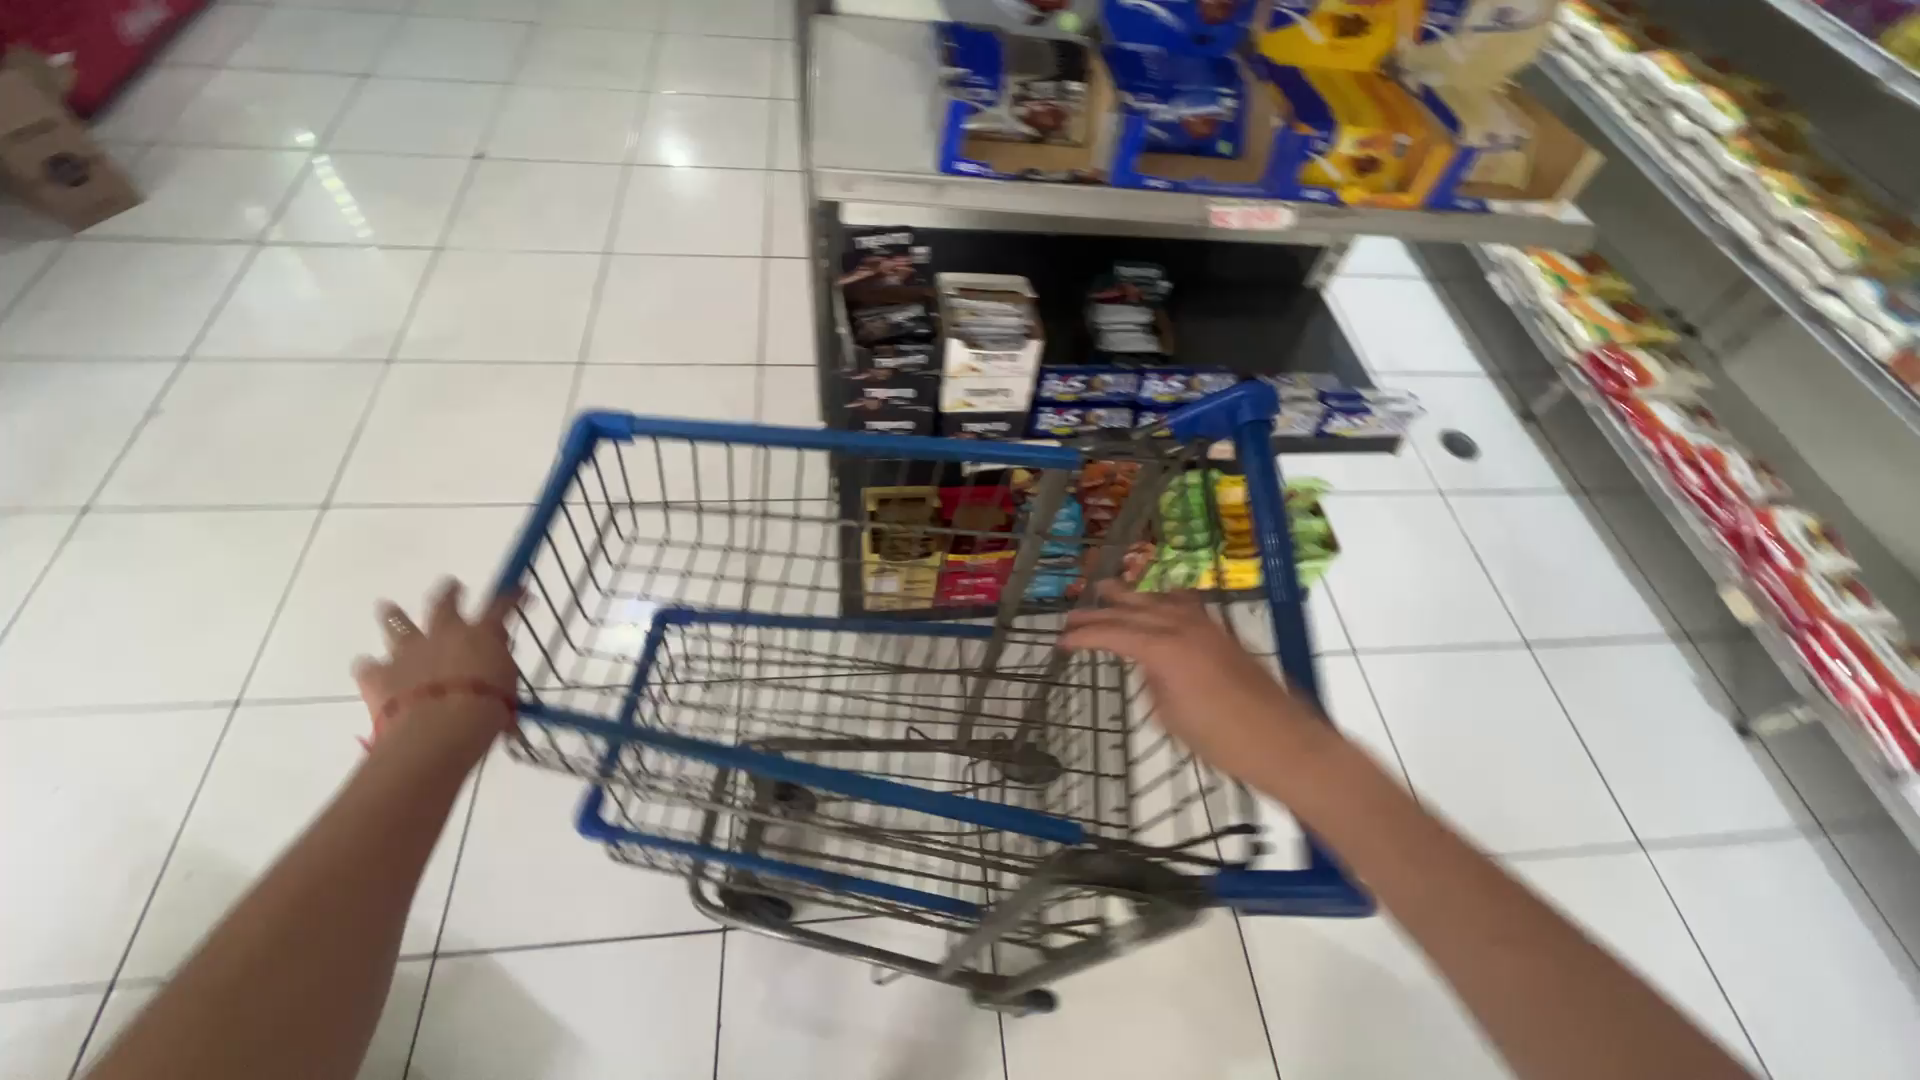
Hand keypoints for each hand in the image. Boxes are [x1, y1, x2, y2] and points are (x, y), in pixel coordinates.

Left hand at [351, 578, 520, 759]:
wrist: (438, 729)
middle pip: (444, 604)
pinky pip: (369, 667)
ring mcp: (408, 652)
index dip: (511, 596)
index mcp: (481, 636)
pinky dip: (371, 666)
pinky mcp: (380, 675)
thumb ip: (500, 671)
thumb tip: (496, 666)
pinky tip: (369, 667)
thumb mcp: (507, 689)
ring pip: (398, 625)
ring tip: (387, 607)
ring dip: (393, 615)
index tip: (519, 590)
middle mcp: (444, 635)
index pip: (500, 606)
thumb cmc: (486, 710)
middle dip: (449, 593)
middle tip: (451, 583)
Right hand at [1061, 582, 1338, 793]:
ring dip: (1131, 596)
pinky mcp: (1222, 633)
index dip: (1084, 636)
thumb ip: (1153, 683)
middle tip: (1072, 612)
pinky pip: (1186, 604)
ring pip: (1159, 599)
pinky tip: (1160, 598)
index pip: (1113, 634)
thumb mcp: (1171, 716)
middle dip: (1100, 610)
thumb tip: (1149, 668)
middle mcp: (1183, 627)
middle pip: (1132, 610)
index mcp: (1164, 649)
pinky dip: (1165, 598)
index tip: (1061, 641)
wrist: (1282, 741)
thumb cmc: (1222, 740)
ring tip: (1107, 589)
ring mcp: (1206, 626)